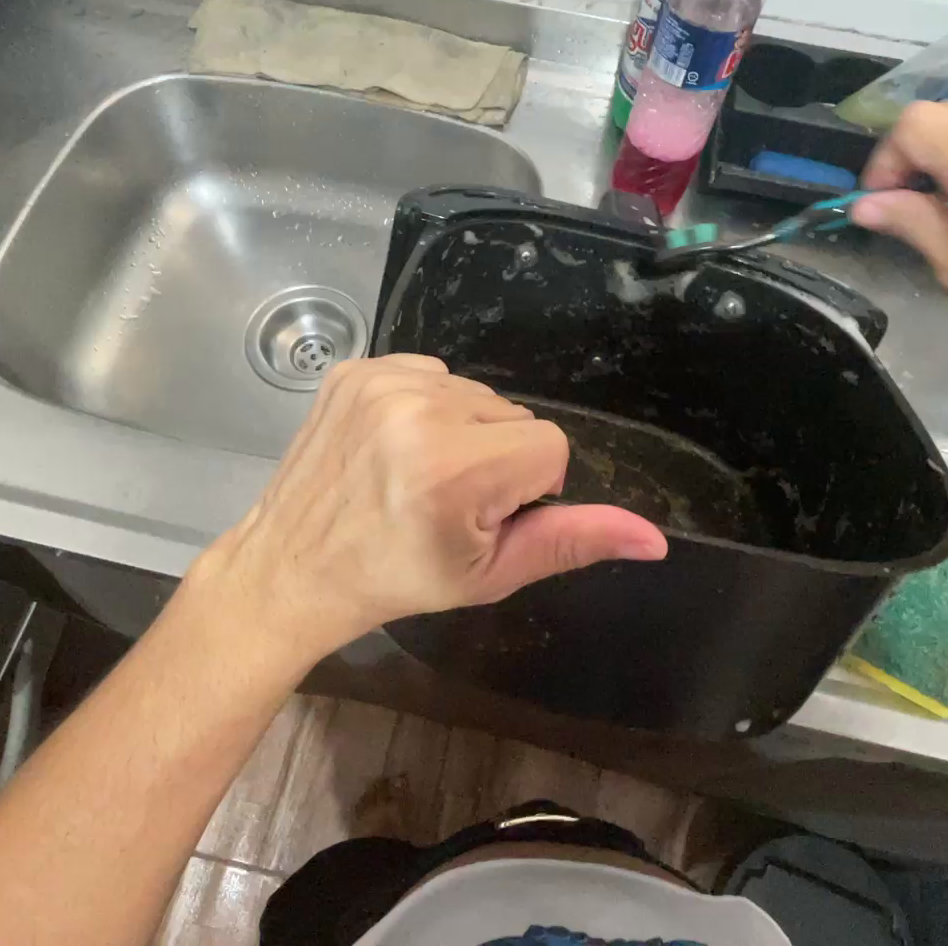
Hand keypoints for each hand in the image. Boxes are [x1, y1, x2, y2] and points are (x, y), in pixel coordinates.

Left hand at [190, 355, 668, 658]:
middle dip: (496, 456)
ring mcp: (380, 382)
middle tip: (446, 499)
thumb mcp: (490, 573)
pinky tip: (397, 447)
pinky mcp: (356, 368)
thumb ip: (573, 542)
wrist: (295, 566)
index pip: (549, 446)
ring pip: (475, 394)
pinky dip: (427, 408)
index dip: (526, 487)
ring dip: (463, 430)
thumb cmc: (396, 579)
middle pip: (513, 414)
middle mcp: (418, 409)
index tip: (480, 515)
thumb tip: (653, 538)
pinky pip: (431, 375)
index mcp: (454, 467)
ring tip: (419, 474)